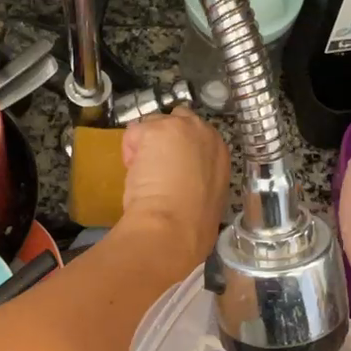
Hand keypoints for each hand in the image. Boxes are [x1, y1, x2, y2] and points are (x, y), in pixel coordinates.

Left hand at [120, 107, 228, 269]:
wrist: (174, 228)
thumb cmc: (193, 224)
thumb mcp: (209, 197)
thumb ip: (200, 180)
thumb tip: (187, 184)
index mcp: (220, 152)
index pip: (197, 138)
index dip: (181, 151)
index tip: (172, 169)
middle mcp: (204, 132)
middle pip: (177, 122)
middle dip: (164, 139)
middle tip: (155, 166)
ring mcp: (179, 127)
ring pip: (154, 125)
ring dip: (146, 144)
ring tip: (143, 174)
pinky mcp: (154, 130)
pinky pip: (134, 133)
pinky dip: (130, 151)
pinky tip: (134, 173)